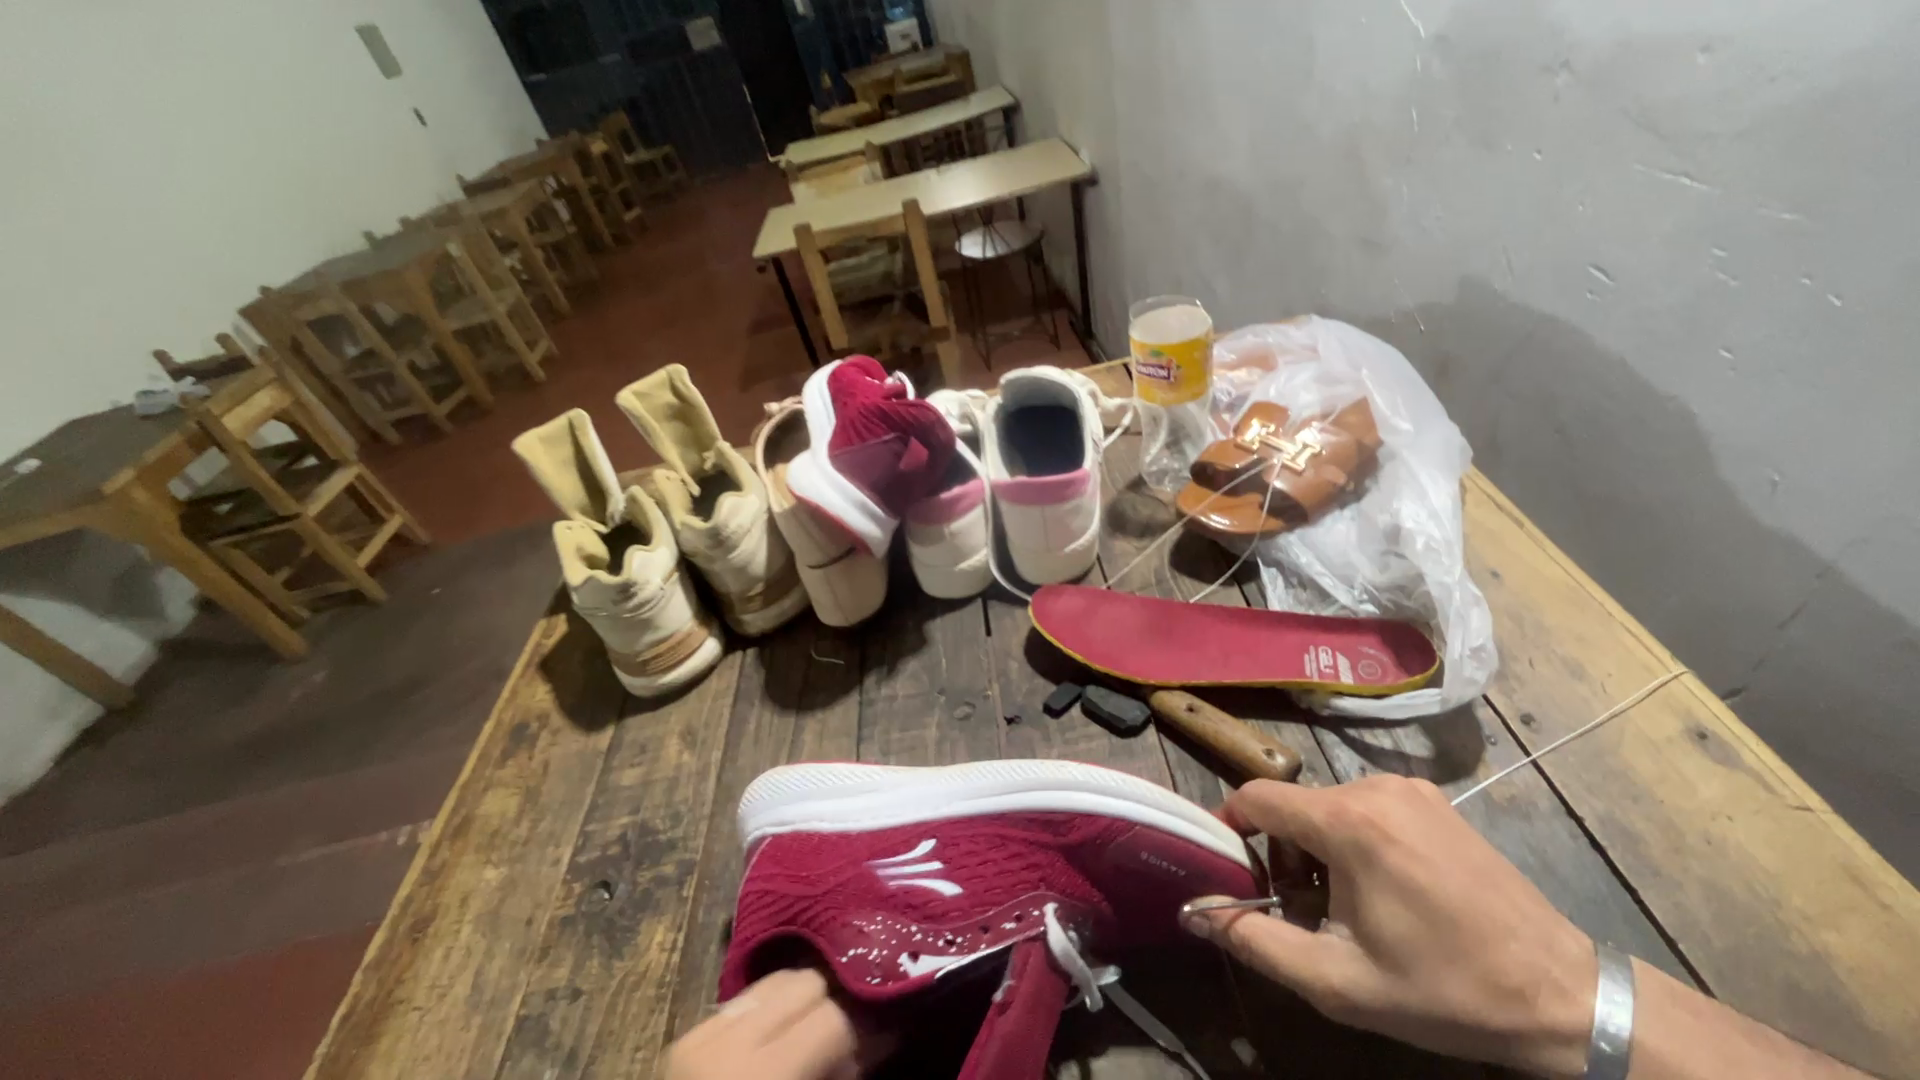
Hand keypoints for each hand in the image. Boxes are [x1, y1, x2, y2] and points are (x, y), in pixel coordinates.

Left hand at [666, 969, 889, 1079]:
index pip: (833, 1017)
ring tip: (822, 1038)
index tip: (890, 1035)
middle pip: (807, 983)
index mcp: (761, 1077)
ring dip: (807, 1004)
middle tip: (855, 1042)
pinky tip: (787, 1042)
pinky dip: (776, 1012)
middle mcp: (727, 1043)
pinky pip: (748, 1001)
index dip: (868, 1025)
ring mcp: (701, 1037)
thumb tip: (878, 1037)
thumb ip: (844, 1075)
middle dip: (838, 1005)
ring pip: (778, 982)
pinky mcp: (688, 1039)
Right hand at [1183, 775, 1595, 1077]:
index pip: (1256, 797)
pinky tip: (1386, 891)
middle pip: (1294, 807)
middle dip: (1281, 854)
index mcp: (1348, 821)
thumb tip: (1192, 913)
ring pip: (1329, 807)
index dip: (1231, 829)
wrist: (1562, 996)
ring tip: (1347, 909)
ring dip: (1317, 850)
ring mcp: (1412, 790)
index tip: (1231, 872)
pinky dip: (1354, 841)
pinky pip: (1368, 808)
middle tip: (1301, 912)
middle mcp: (1376, 787)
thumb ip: (1254, 940)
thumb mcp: (1336, 981)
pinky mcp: (1437, 802)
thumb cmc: (1443, 990)